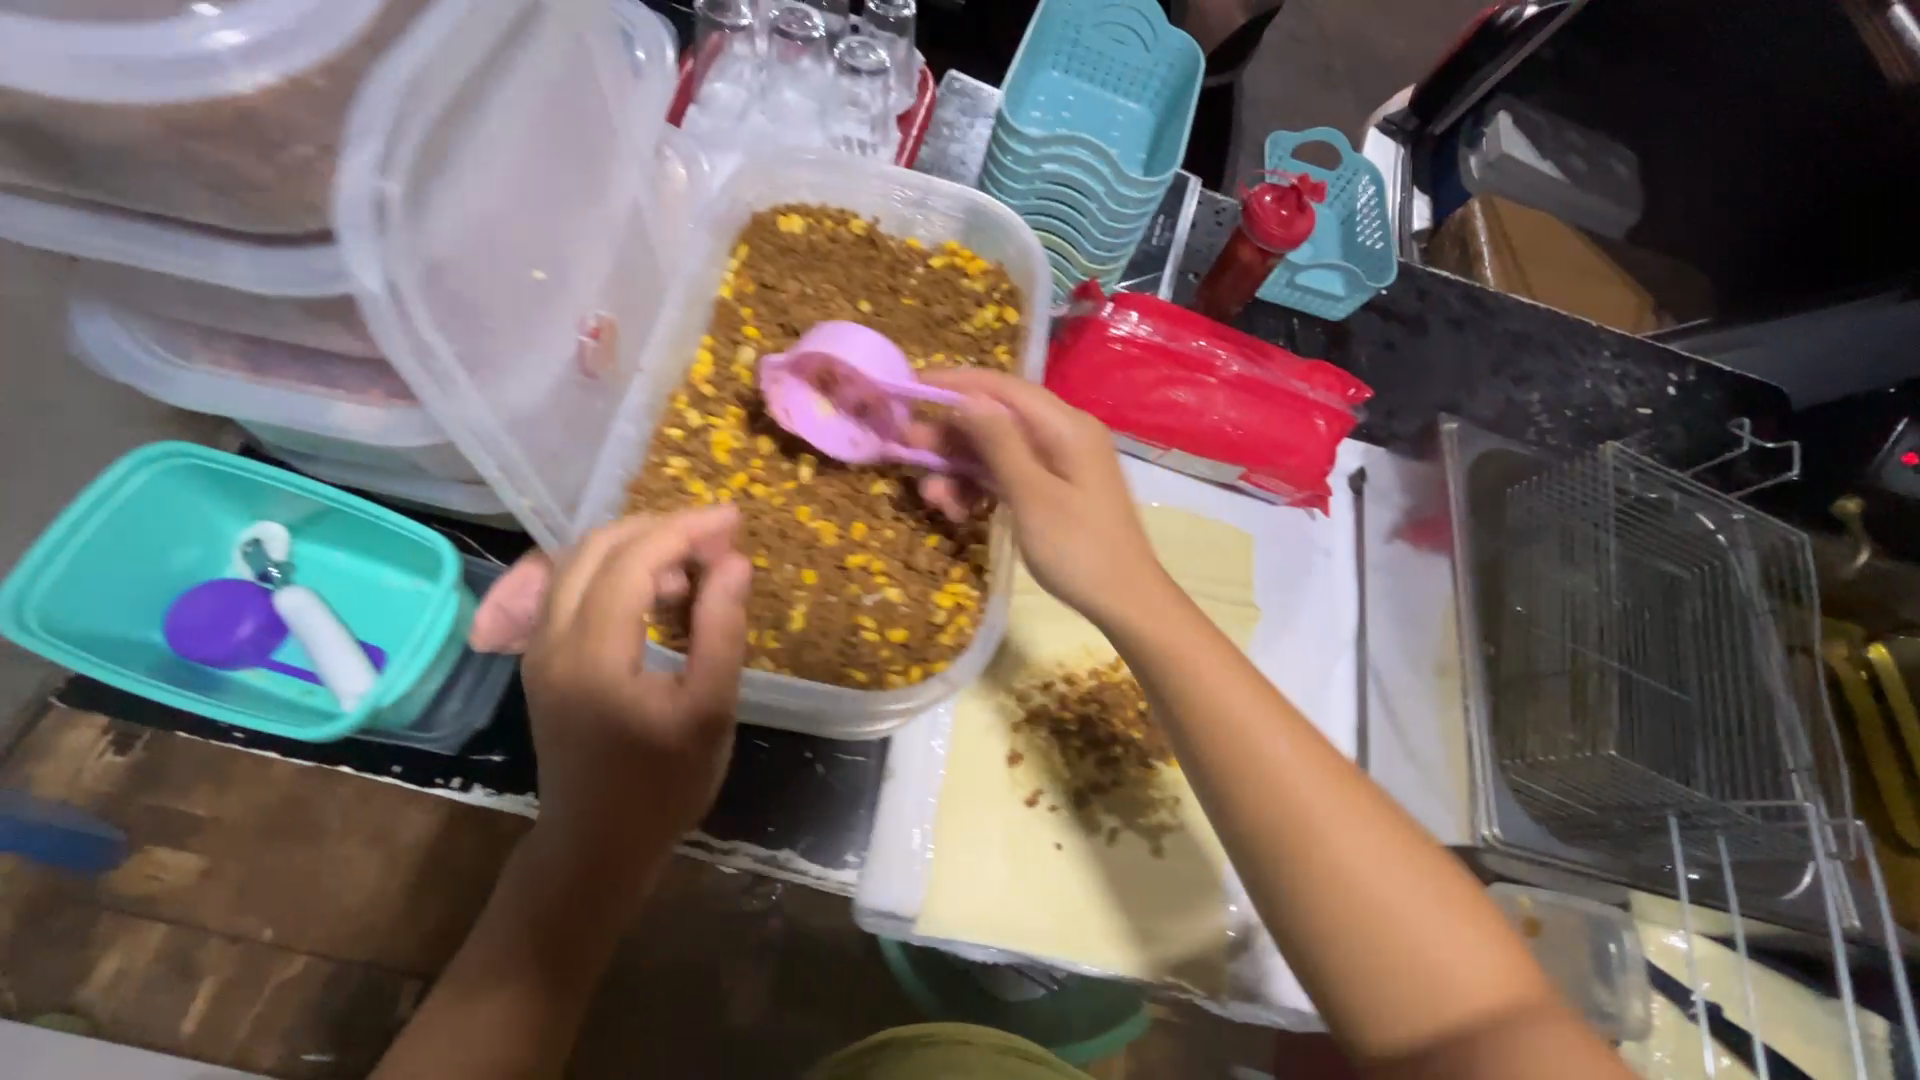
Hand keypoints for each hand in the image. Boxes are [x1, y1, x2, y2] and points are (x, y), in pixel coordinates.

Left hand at [520, 508, 752, 893]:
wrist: (596, 844)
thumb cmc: (664, 786)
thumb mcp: (710, 712)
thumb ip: (721, 631)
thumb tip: (735, 562)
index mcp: (592, 653)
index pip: (634, 559)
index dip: (686, 530)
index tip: (735, 520)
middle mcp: (551, 639)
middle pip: (598, 546)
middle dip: (662, 529)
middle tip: (720, 541)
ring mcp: (539, 647)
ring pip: (579, 561)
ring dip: (639, 548)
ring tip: (696, 569)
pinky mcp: (543, 658)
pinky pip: (572, 587)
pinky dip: (617, 572)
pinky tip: (658, 593)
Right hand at [918, 369, 1168, 627]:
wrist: (1125, 601)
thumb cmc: (1079, 550)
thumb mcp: (1032, 496)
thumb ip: (999, 443)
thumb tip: (966, 398)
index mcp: (1066, 426)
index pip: (1002, 388)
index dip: (954, 384)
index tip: (909, 388)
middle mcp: (1063, 434)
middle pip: (996, 418)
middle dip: (951, 436)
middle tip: (907, 452)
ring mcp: (1058, 463)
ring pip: (996, 450)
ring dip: (960, 470)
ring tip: (934, 500)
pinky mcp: (1052, 488)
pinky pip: (1008, 474)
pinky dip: (980, 487)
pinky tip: (958, 511)